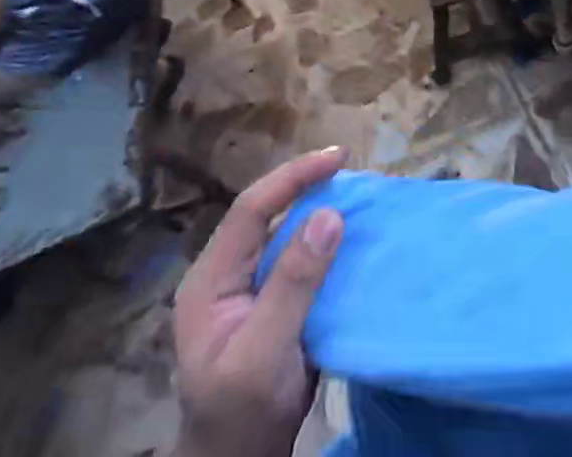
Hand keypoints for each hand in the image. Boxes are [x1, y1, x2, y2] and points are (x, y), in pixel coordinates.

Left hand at [175, 147, 345, 456]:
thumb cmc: (240, 414)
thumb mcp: (262, 353)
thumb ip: (293, 284)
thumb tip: (329, 215)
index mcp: (212, 277)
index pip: (251, 209)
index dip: (293, 177)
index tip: (337, 157)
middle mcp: (230, 272)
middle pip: (268, 213)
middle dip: (307, 185)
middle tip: (351, 167)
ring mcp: (252, 288)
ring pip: (287, 233)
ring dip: (321, 210)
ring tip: (359, 192)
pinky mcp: (277, 303)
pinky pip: (304, 259)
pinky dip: (330, 242)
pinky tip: (356, 236)